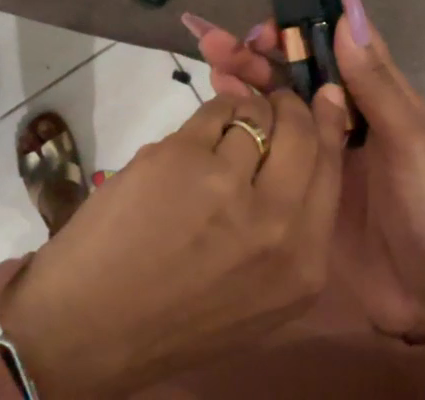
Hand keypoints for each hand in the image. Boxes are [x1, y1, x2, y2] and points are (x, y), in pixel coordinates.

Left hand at [0, 88, 347, 397]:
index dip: (329, 124)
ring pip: (257, 113)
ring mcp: (228, 186)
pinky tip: (194, 139)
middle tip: (277, 101)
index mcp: (303, 265)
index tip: (324, 98)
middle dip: (290, 107)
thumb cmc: (177, 317)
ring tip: (226, 129)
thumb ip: (291, 232)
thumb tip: (307, 155)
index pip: (332, 168)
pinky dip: (211, 114)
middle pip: (302, 132)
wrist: (91, 328)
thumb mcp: (262, 297)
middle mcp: (276, 224)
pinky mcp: (182, 157)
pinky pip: (213, 110)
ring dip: (246, 111)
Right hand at [196, 0, 424, 341]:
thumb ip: (377, 85)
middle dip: (264, 46)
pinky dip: (243, 112)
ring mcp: (318, 149)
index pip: (341, 43)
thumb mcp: (413, 145)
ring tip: (212, 52)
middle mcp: (345, 116)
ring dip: (247, 71)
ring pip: (279, 97)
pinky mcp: (296, 182)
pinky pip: (267, 138)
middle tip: (226, 39)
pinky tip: (217, 96)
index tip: (276, 7)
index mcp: (379, 98)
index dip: (309, 20)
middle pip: (300, 67)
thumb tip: (346, 13)